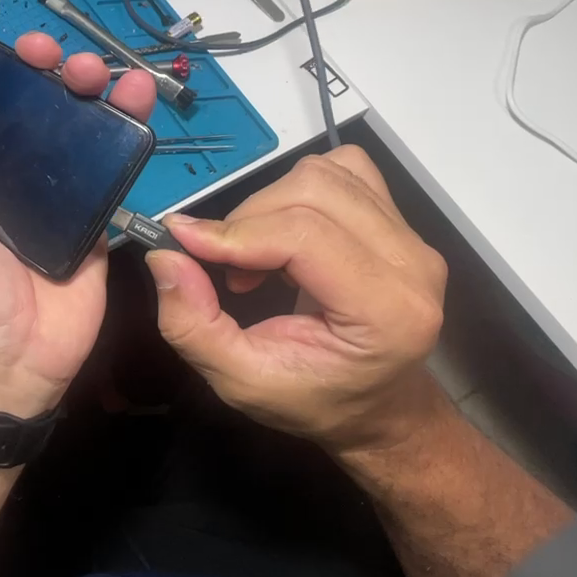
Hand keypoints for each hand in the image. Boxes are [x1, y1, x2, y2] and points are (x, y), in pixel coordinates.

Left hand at [0, 0, 156, 419]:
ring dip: (79, 76)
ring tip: (85, 69)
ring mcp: (46, 181)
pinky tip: (135, 93)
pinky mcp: (90, 203)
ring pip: (67, 110)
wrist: (6, 355)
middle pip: (18, 89)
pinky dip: (126, 115)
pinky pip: (110, 150)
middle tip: (40, 48)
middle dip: (31, 55)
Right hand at [147, 146, 449, 455]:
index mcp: (386, 313)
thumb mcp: (238, 381)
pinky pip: (344, 169)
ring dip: (269, 205)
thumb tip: (164, 255)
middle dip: (247, 219)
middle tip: (224, 266)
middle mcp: (412, 265)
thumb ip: (192, 324)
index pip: (304, 236)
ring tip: (255, 256)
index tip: (180, 240)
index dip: (234, 232)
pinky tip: (286, 231)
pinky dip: (298, 190)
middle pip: (314, 192)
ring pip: (324, 174)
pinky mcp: (399, 219)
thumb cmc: (312, 398)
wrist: (375, 407)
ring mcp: (412, 237)